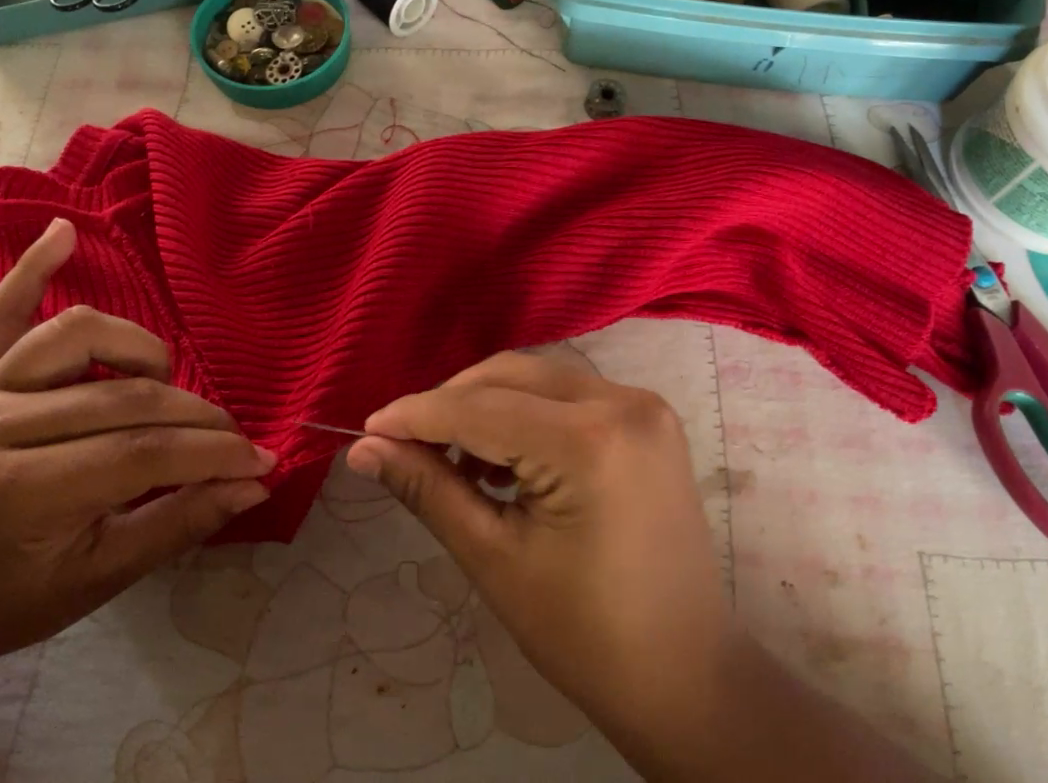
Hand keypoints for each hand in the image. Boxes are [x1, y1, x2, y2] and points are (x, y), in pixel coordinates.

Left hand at [0, 218, 272, 662]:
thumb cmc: (18, 599)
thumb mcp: (102, 577)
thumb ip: (179, 522)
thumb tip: (253, 483)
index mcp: (20, 488)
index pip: (141, 452)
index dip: (213, 453)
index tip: (263, 459)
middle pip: (124, 398)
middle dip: (197, 417)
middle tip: (236, 440)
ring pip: (81, 336)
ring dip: (142, 353)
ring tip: (166, 386)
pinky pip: (4, 312)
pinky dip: (31, 270)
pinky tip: (66, 234)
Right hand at [344, 350, 735, 776]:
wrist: (683, 670)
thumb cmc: (584, 632)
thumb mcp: (493, 557)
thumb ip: (428, 488)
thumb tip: (365, 448)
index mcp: (588, 440)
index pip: (478, 408)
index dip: (415, 416)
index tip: (365, 430)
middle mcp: (623, 402)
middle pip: (510, 376)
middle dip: (450, 404)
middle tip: (402, 445)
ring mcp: (645, 407)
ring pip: (540, 379)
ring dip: (488, 405)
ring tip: (451, 461)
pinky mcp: (651, 422)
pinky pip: (571, 396)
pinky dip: (528, 414)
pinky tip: (501, 459)